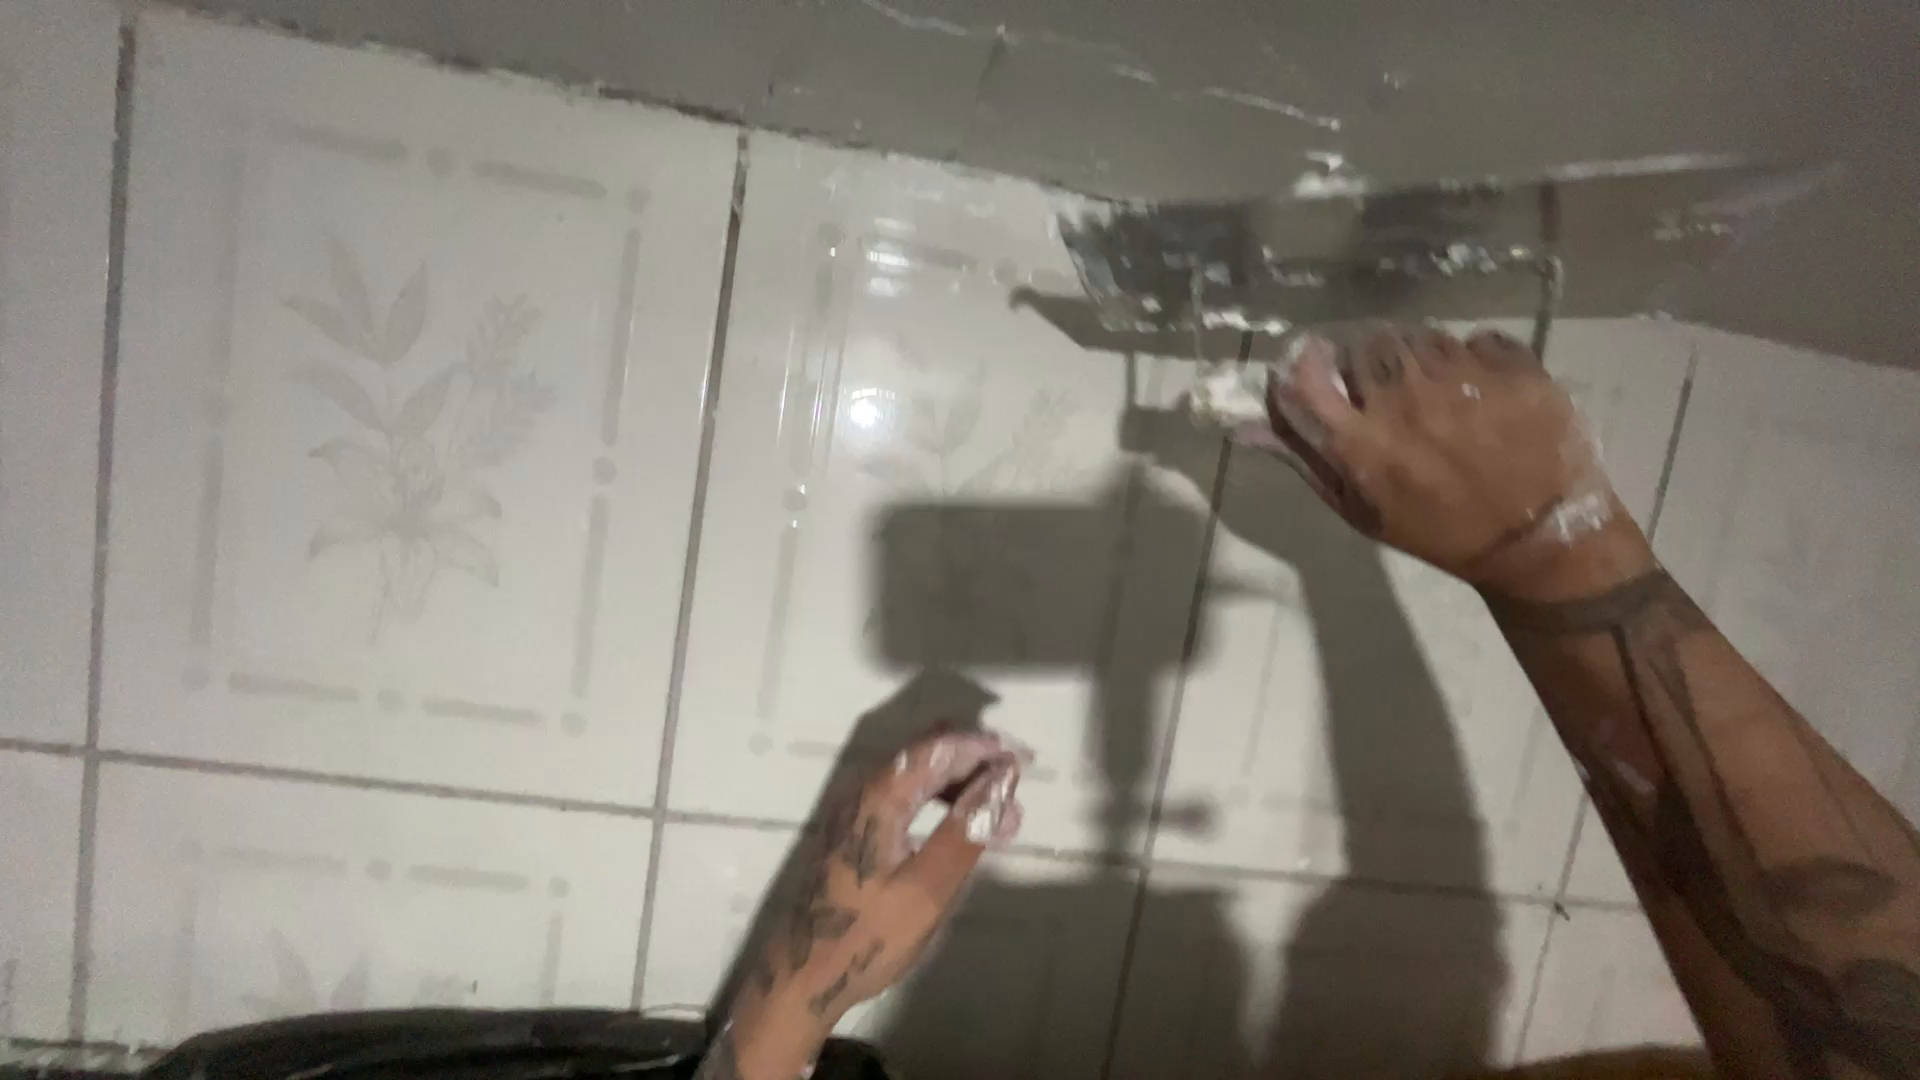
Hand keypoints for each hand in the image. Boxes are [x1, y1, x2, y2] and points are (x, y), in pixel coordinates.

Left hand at [740, 728, 1024, 1028]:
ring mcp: (859, 808)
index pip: (939, 747)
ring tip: (1000, 811)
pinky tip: (961, 822)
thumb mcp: (928, 888)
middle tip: (1015, 785)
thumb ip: (967, 829)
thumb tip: (1002, 778)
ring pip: (918, 773)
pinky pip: (907, 794)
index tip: (1022, 758)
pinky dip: (940, 798)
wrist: (801, 977)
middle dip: (975, 760)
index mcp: (881, 795)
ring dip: (960, 781)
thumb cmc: (868, 935)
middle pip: (927, 753)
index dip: (983, 746)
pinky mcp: (858, 828)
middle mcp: (867, 788)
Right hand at [1257, 324, 1653, 596]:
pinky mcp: (1515, 369)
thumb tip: (1244, 428)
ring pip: (1419, 335)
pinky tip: (1477, 388)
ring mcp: (1462, 380)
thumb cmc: (1434, 531)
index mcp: (1360, 441)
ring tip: (1435, 387)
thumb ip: (1304, 460)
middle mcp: (1404, 401)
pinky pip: (1476, 339)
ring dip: (1417, 355)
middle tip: (1383, 385)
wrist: (1538, 539)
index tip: (1317, 365)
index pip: (1308, 376)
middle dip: (1367, 360)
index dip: (1306, 364)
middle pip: (1364, 344)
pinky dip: (1472, 357)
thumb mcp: (1357, 508)